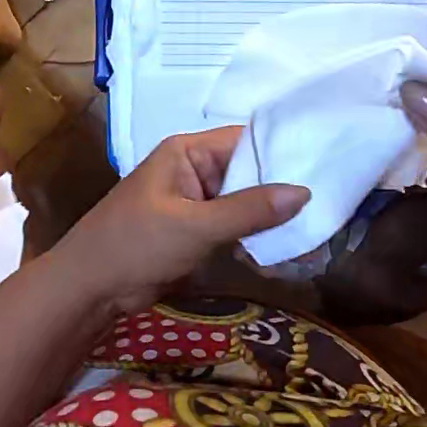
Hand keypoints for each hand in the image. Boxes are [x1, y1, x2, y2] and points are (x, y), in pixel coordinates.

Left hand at [51, 127, 308, 312]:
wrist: (91, 286)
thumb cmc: (135, 244)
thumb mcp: (195, 226)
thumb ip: (248, 210)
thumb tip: (304, 191)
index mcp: (186, 152)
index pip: (245, 140)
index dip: (283, 150)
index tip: (327, 162)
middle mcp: (192, 169)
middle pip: (248, 170)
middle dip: (282, 187)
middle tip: (335, 199)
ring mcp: (194, 201)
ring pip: (243, 200)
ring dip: (272, 214)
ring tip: (321, 223)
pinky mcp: (195, 230)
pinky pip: (233, 224)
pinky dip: (255, 233)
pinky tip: (289, 244)